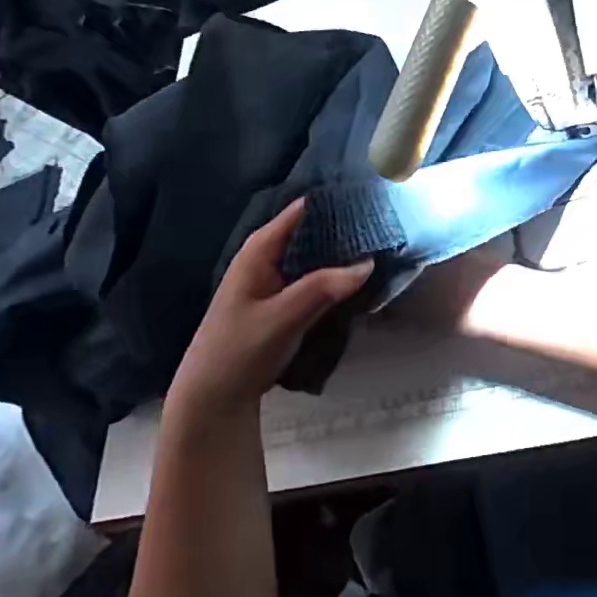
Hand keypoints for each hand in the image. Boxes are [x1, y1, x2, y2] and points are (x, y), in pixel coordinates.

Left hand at [167, 200, 374, 420]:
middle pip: (307, 234)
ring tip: (379, 249)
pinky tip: (355, 283)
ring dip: (338, 257)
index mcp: (258, 252)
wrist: (213, 398)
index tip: (368, 198)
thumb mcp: (283, 317)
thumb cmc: (239, 350)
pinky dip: (329, 279)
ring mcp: (271, 284)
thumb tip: (367, 263)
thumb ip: (322, 288)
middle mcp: (264, 260)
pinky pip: (309, 281)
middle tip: (383, 227)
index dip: (329, 203)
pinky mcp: (278, 306)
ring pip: (310, 260)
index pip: (297, 212)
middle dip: (340, 230)